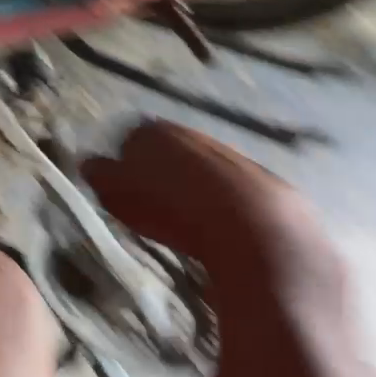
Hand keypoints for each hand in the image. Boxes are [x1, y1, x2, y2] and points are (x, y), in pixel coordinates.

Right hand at [82, 120, 339, 289]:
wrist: (266, 246)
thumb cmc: (175, 212)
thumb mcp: (115, 193)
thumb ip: (97, 173)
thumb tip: (90, 162)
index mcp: (161, 131)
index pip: (132, 137)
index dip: (125, 162)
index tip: (124, 187)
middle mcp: (204, 137)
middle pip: (176, 153)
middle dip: (167, 174)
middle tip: (157, 205)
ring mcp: (248, 163)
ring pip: (214, 174)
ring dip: (204, 193)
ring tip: (195, 226)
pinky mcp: (285, 194)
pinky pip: (249, 199)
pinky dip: (238, 212)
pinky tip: (230, 237)